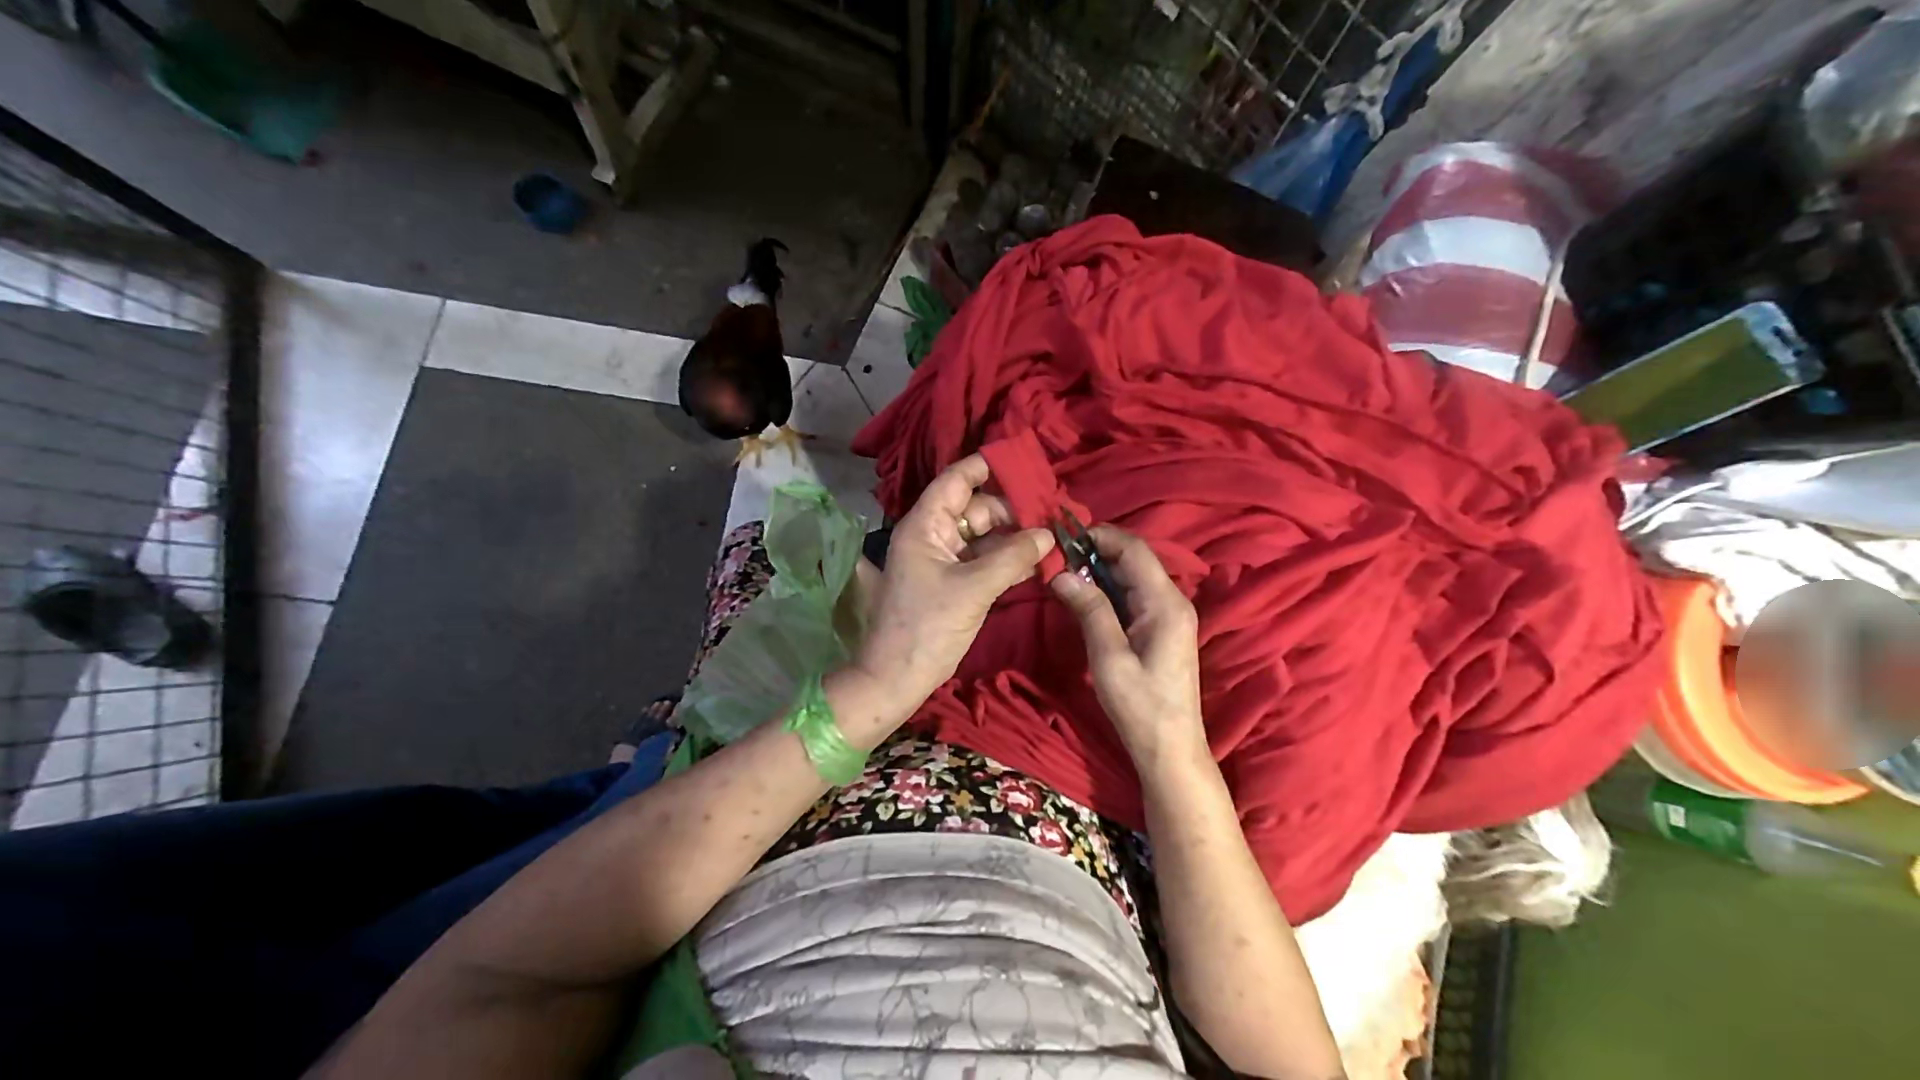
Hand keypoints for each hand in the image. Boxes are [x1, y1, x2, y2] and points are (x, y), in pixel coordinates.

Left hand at [847, 453, 1054, 725]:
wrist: (897, 679)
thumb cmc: (926, 628)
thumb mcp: (972, 589)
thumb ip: (1012, 558)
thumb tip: (1048, 533)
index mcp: (925, 526)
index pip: (956, 481)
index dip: (986, 467)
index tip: (1025, 463)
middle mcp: (933, 537)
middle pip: (976, 509)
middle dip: (1013, 509)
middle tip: (1054, 513)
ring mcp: (943, 562)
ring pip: (984, 537)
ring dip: (1015, 537)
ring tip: (1054, 536)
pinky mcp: (954, 584)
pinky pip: (985, 561)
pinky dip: (1008, 560)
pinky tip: (1039, 562)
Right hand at [1050, 526, 1206, 769]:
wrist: (1170, 747)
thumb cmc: (1140, 705)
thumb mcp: (1109, 657)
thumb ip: (1090, 611)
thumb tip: (1063, 574)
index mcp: (1165, 603)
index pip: (1135, 550)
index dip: (1102, 536)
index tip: (1066, 537)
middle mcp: (1173, 602)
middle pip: (1136, 560)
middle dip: (1098, 551)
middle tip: (1060, 557)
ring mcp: (1170, 616)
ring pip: (1134, 577)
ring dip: (1102, 571)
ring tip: (1067, 574)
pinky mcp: (1163, 629)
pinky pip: (1135, 596)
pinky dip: (1110, 590)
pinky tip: (1087, 597)